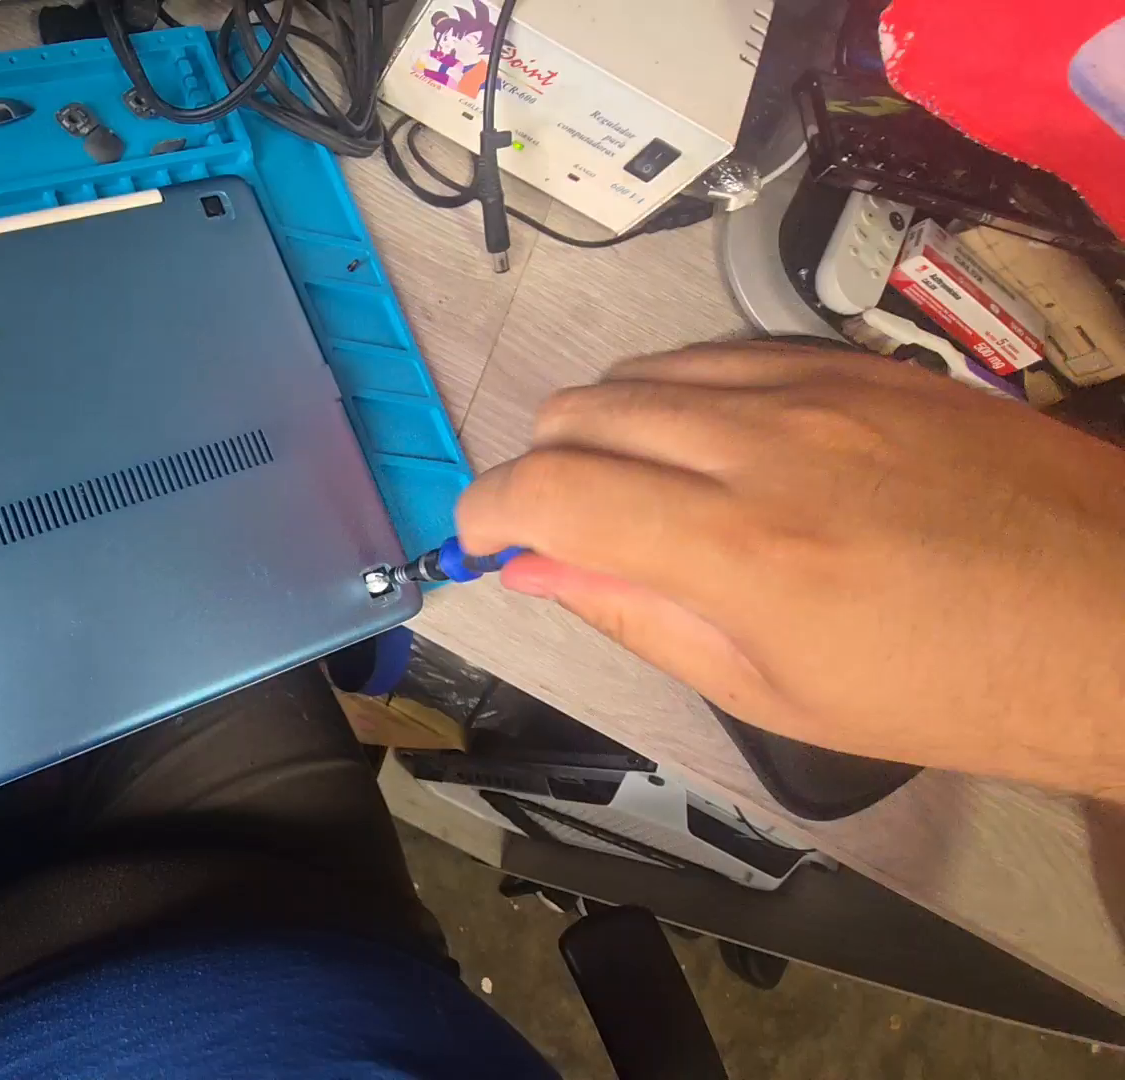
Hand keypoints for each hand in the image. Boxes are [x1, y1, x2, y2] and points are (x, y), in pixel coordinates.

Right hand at [454, 344, 1124, 796]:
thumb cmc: (938, 687)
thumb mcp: (759, 687)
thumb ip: (625, 613)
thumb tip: (527, 569)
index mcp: (736, 548)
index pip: (548, 492)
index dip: (484, 510)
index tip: (481, 541)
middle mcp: (761, 445)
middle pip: (571, 416)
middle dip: (533, 472)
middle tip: (561, 527)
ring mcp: (813, 388)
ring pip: (625, 376)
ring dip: (591, 433)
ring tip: (627, 484)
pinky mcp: (853, 362)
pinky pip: (702, 354)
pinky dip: (659, 397)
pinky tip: (691, 441)